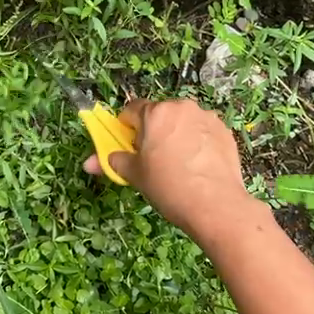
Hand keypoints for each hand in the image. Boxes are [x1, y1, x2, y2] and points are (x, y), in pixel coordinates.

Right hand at [83, 98, 260, 245]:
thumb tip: (88, 163)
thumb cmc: (169, 187)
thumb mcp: (136, 175)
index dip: (127, 128)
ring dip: (176, 135)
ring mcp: (206, 117)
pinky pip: (202, 131)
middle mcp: (181, 107)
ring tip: (179, 165)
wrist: (216, 206)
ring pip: (182, 122)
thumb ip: (113, 162)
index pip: (131, 110)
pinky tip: (198, 166)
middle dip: (153, 132)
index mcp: (155, 112)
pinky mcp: (224, 131)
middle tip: (153, 160)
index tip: (131, 147)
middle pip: (159, 114)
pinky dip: (197, 142)